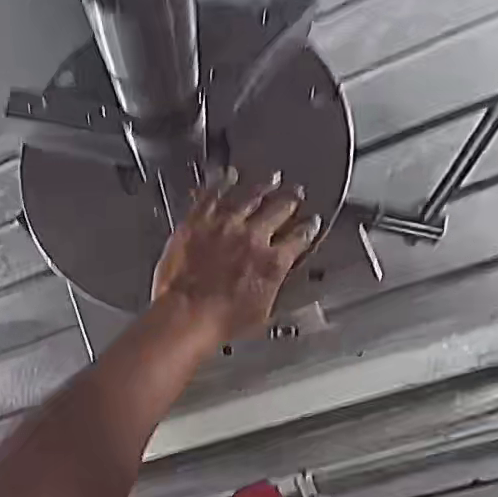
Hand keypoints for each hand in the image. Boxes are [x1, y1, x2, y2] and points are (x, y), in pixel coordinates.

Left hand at [151, 167, 320, 342]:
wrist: (186, 314)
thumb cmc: (219, 320)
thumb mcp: (261, 312)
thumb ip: (272, 287)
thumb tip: (275, 280)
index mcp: (273, 262)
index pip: (300, 237)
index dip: (308, 228)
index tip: (311, 223)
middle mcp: (253, 237)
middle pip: (279, 209)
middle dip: (290, 200)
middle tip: (295, 193)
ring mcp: (224, 225)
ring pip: (250, 196)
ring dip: (263, 186)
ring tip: (271, 179)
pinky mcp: (198, 221)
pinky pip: (213, 194)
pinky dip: (223, 182)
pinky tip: (228, 176)